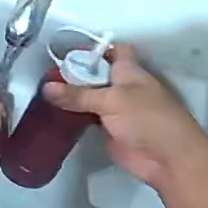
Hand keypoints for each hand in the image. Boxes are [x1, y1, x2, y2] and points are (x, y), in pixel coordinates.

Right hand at [38, 44, 207, 191]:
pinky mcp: (108, 131)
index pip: (112, 50)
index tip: (66, 52)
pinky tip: (52, 115)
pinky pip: (87, 119)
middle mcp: (121, 87)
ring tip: (41, 93)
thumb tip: (46, 87)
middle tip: (44, 75)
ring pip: (89, 98)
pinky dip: (72, 117)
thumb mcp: (111, 100)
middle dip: (74, 74)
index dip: (93, 49)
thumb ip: (78, 94)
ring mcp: (114, 110)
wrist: (167, 158)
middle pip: (95, 75)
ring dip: (70, 97)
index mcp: (128, 70)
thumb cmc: (146, 118)